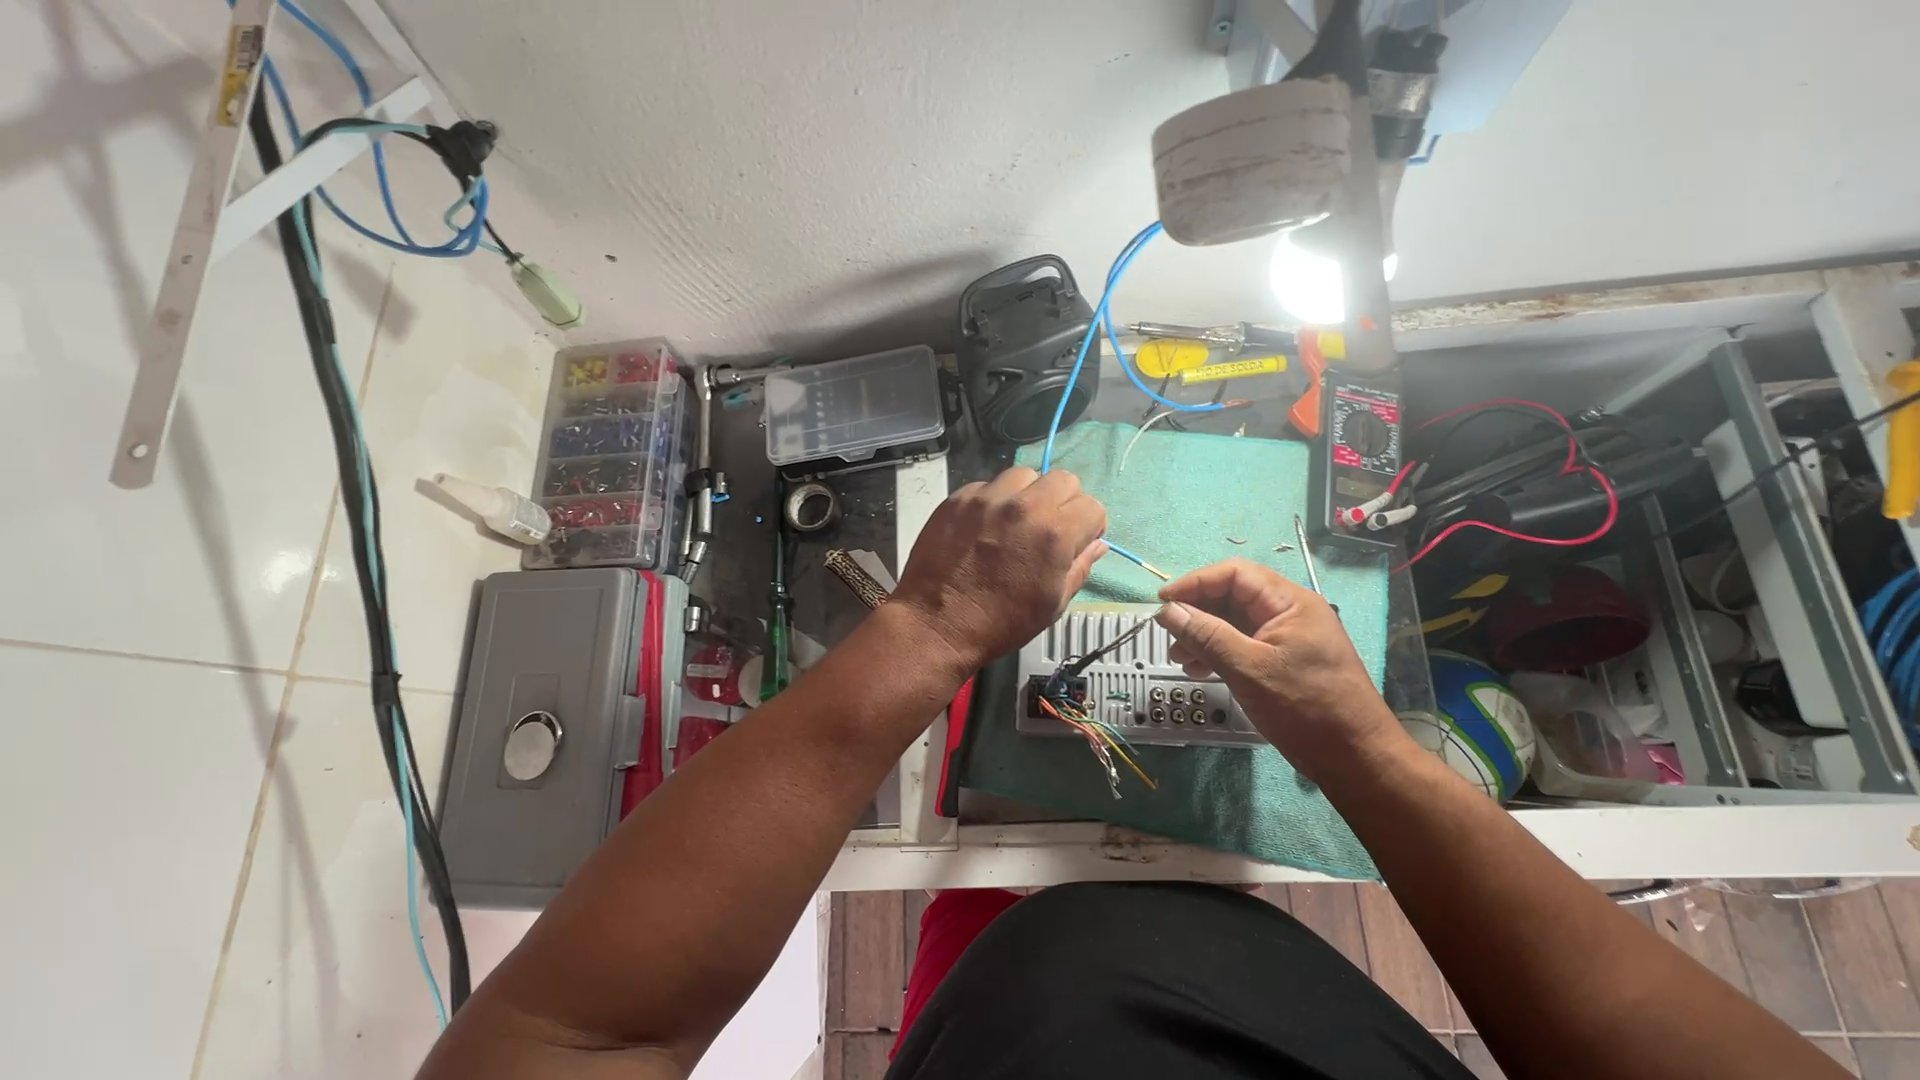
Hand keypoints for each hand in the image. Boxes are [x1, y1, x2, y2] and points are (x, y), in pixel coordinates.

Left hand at [891, 467, 1107, 671]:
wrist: (937, 624)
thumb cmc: (1001, 623)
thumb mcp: (1053, 604)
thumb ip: (1079, 567)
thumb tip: (1097, 545)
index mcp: (1055, 533)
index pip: (1093, 507)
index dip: (1090, 526)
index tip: (1077, 541)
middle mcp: (1024, 506)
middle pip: (1063, 479)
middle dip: (1064, 502)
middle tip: (1049, 527)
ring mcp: (988, 498)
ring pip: (1024, 475)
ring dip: (1028, 494)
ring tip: (1016, 522)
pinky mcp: (958, 498)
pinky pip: (988, 485)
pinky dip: (994, 501)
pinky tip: (985, 527)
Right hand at [1155, 558, 1405, 782]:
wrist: (1356, 758)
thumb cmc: (1307, 708)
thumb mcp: (1249, 669)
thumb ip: (1207, 636)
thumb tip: (1168, 610)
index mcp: (1290, 602)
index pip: (1234, 574)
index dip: (1195, 583)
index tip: (1163, 603)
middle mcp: (1290, 612)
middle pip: (1233, 596)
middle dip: (1197, 612)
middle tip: (1168, 636)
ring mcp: (1288, 638)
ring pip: (1235, 622)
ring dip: (1204, 635)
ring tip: (1180, 658)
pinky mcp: (1284, 662)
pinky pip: (1244, 645)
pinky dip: (1219, 653)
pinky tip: (1200, 670)